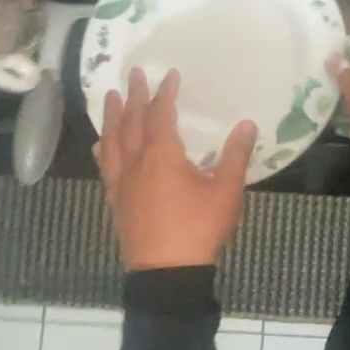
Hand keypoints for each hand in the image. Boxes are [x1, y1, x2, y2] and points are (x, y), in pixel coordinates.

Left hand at [98, 68, 257, 270]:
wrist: (167, 276)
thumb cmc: (198, 229)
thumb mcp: (226, 192)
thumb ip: (236, 155)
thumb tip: (247, 123)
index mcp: (162, 157)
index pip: (161, 115)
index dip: (165, 93)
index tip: (170, 74)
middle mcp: (136, 164)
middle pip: (131, 123)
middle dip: (133, 97)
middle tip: (133, 74)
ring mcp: (122, 184)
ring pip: (111, 143)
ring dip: (111, 118)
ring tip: (109, 99)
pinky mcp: (117, 202)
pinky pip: (105, 166)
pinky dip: (104, 148)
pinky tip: (102, 146)